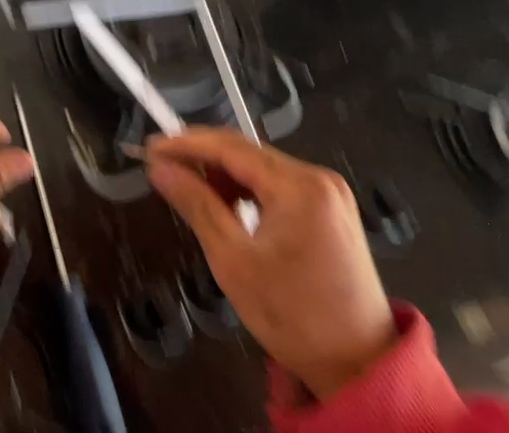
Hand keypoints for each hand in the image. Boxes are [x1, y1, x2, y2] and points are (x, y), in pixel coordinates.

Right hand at [146, 128, 396, 398]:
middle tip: (161, 168)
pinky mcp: (332, 210)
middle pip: (248, 153)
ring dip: (224, 175)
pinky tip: (226, 206)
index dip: (185, 144)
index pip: (230, 147)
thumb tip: (159, 167)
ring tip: (189, 190)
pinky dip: (249, 190)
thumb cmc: (292, 315)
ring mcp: (330, 193)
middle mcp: (318, 178)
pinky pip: (279, 186)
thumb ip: (196, 204)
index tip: (148, 148)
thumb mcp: (233, 260)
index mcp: (299, 186)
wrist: (360, 364)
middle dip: (203, 158)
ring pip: (262, 168)